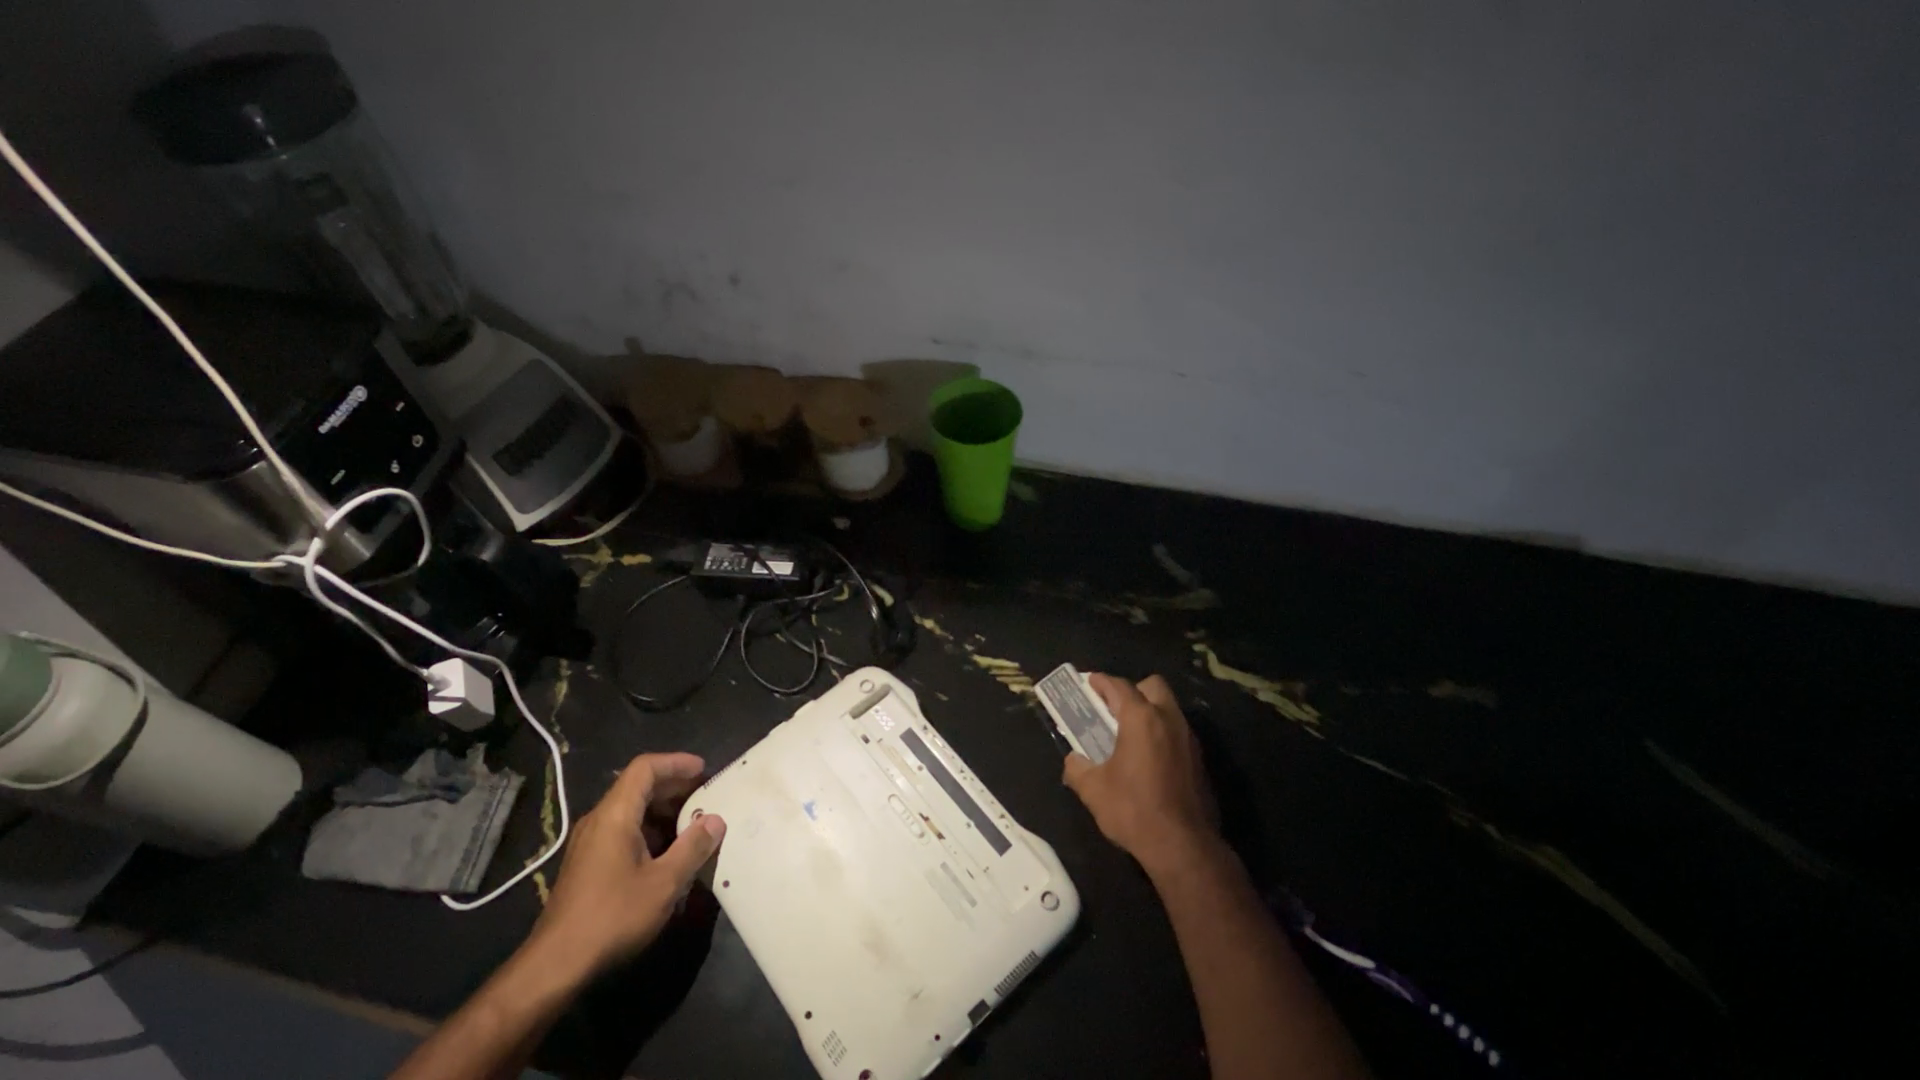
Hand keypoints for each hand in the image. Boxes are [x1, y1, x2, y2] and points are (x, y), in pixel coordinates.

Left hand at [529, 752, 725, 978]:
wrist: (557, 963)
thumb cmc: (613, 916)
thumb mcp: (664, 883)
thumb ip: (693, 848)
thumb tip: (715, 820)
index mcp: (615, 815)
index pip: (645, 769)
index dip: (676, 763)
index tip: (704, 771)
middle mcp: (598, 821)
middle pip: (637, 787)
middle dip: (674, 787)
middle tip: (707, 796)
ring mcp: (589, 843)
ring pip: (630, 811)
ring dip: (663, 812)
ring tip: (695, 825)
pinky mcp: (588, 864)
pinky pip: (623, 832)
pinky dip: (650, 832)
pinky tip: (669, 854)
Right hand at [1063, 673, 1217, 874]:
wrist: (1182, 845)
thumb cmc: (1133, 809)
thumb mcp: (1093, 789)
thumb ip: (1077, 768)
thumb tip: (1073, 761)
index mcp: (1142, 719)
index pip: (1119, 686)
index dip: (1101, 682)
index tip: (1088, 682)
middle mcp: (1169, 720)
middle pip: (1153, 686)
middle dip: (1133, 691)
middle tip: (1113, 710)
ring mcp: (1188, 739)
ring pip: (1169, 709)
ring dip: (1149, 713)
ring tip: (1128, 735)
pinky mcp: (1199, 760)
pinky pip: (1177, 734)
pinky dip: (1161, 735)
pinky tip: (1148, 759)